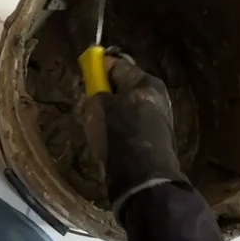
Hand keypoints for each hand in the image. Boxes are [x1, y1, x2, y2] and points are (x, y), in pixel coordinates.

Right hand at [81, 52, 186, 214]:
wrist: (141, 177)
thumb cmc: (119, 133)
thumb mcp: (99, 105)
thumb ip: (96, 87)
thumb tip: (96, 82)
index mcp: (145, 82)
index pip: (117, 63)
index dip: (98, 66)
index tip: (83, 73)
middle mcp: (154, 95)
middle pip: (122, 85)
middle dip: (102, 91)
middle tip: (85, 102)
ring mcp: (156, 117)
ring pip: (124, 105)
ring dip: (106, 111)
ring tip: (91, 124)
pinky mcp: (152, 137)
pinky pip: (128, 124)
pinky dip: (115, 126)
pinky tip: (104, 138)